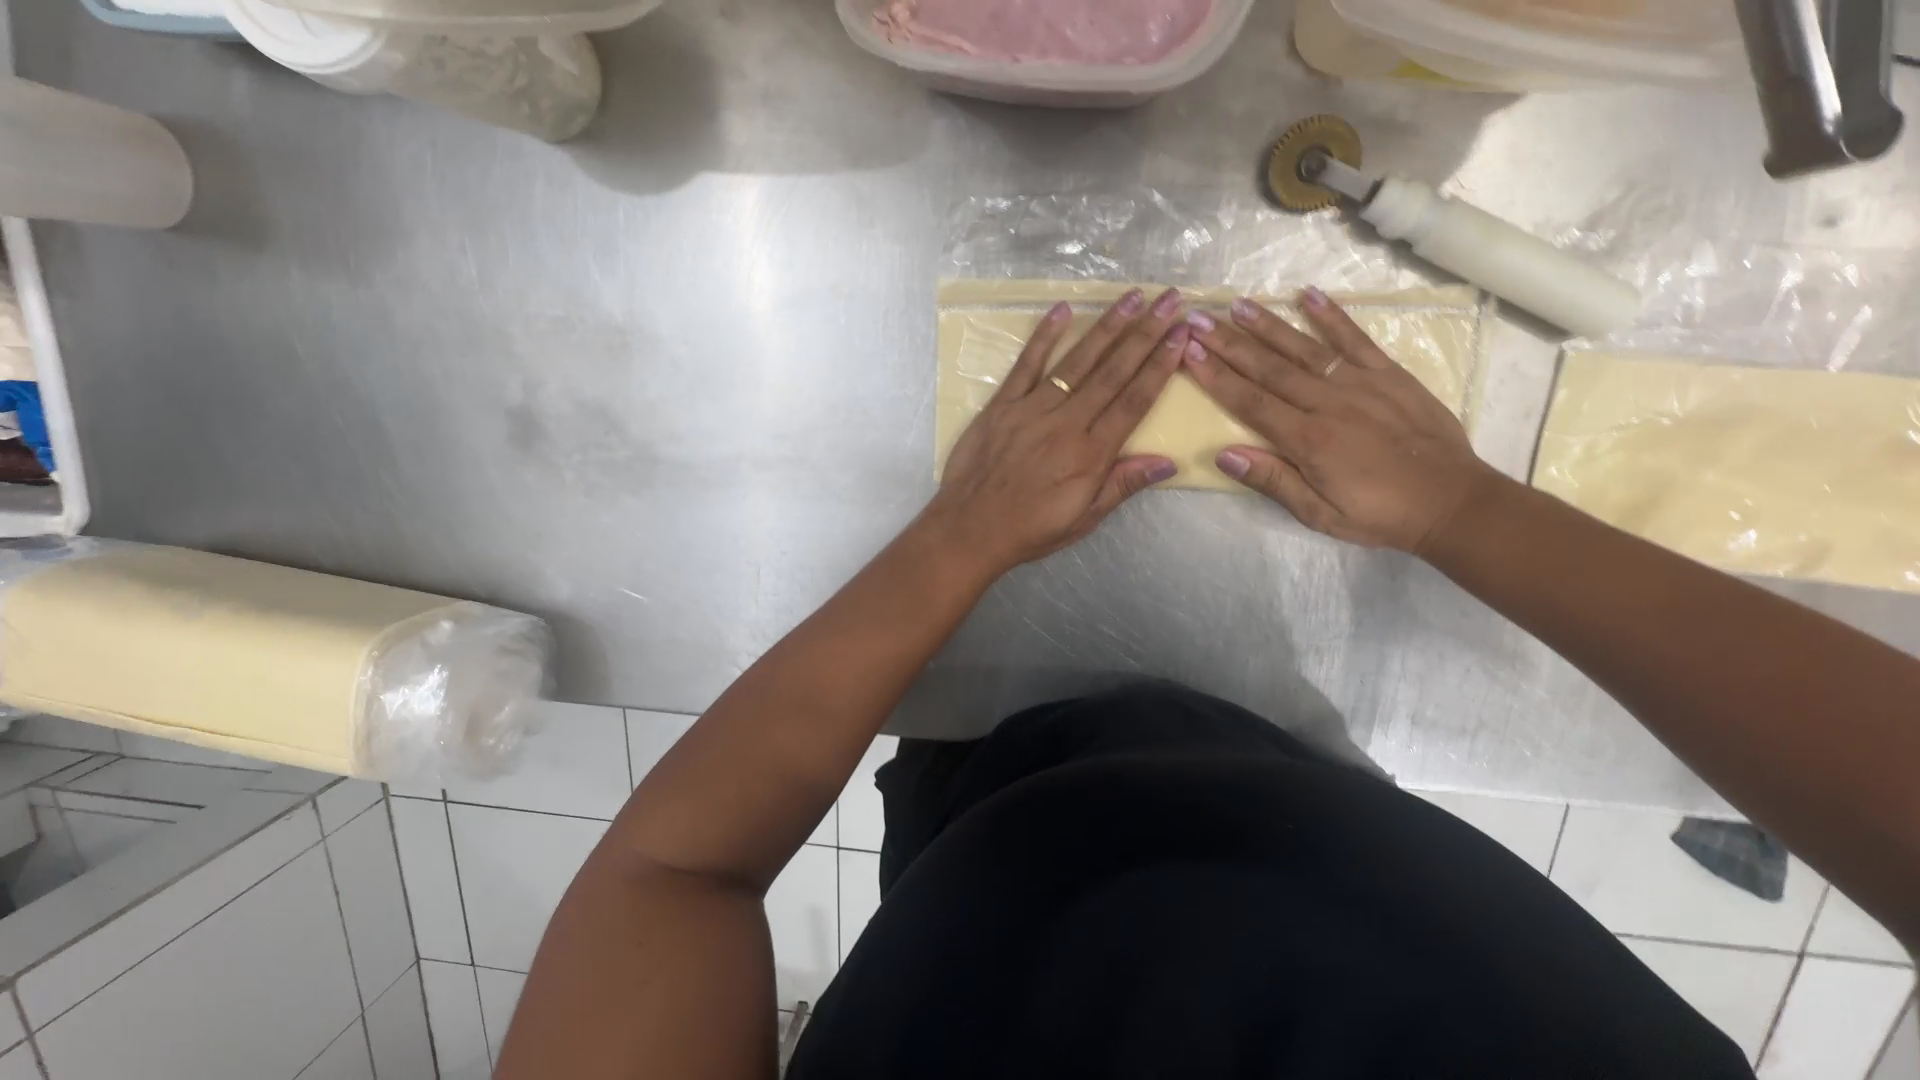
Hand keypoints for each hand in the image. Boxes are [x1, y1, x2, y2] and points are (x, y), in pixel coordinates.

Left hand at [920, 286, 1197, 576]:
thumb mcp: (1084, 518)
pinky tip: (1063, 309)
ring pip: (1077, 361)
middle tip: (1168, 300)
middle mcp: (1067, 424)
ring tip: (1132, 296)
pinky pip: (1026, 364)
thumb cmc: (1031, 529)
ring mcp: (1032, 409)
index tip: (1181, 336)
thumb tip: (1167, 462)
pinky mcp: (1002, 405)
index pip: (1134, 401)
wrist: (970, 529)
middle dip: (1145, 334)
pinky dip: (1044, 336)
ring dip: (1107, 326)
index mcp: (1091, 454)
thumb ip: (1122, 485)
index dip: (1160, 366)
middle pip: (1113, 372)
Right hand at [1182, 287, 1496, 552]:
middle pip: (1269, 368)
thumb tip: (1224, 455)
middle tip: (1199, 320)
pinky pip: (1355, 339)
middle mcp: (1329, 404)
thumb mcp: (1319, 514)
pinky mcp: (1389, 374)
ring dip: (1269, 325)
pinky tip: (1308, 294)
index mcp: (1308, 441)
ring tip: (1239, 305)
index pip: (1249, 402)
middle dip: (1230, 344)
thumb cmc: (1379, 515)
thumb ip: (1273, 481)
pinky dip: (1332, 316)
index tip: (1189, 352)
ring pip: (1305, 348)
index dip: (1216, 376)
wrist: (1451, 501)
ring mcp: (1361, 384)